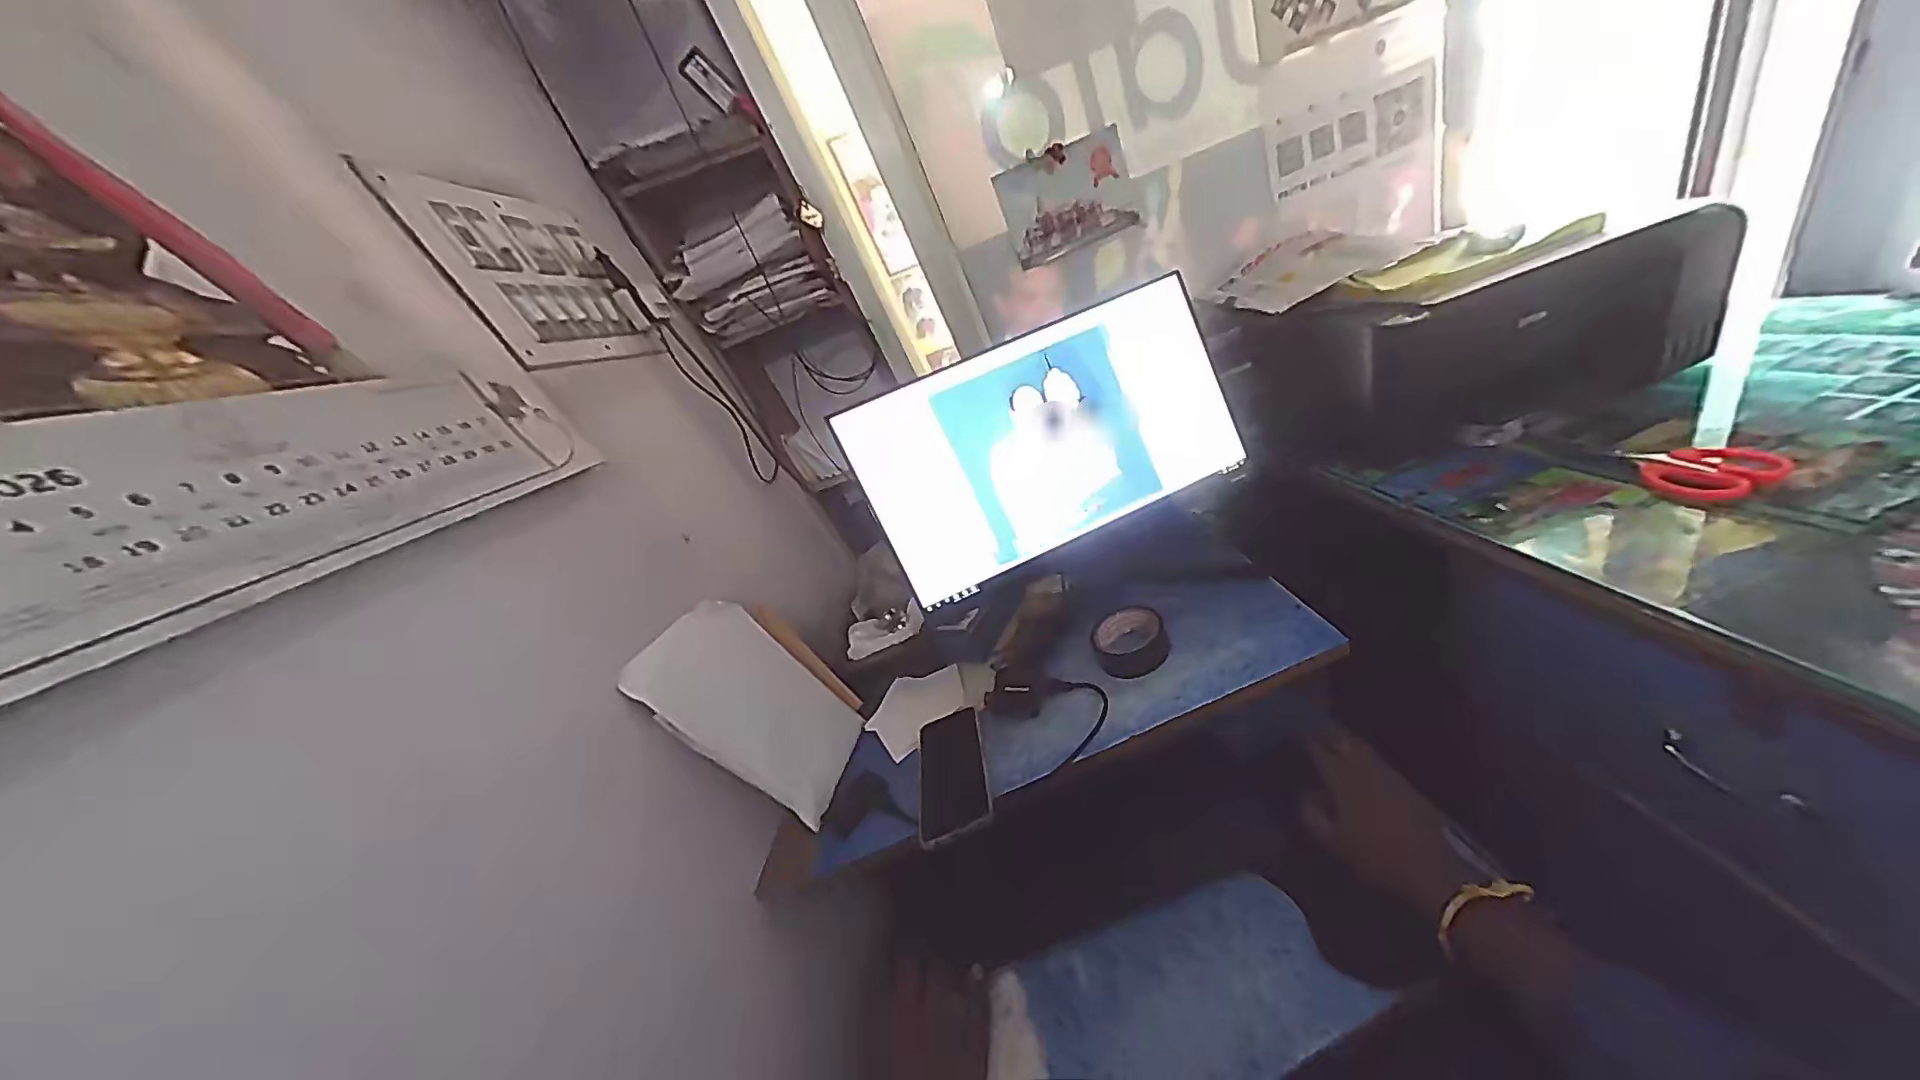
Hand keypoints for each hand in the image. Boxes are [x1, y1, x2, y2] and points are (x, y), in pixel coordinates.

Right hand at [1297, 725, 1476, 918]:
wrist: (1432, 871)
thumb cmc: (1376, 857)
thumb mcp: (1334, 844)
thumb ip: (1312, 817)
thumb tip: (1301, 797)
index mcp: (1343, 780)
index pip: (1319, 751)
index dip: (1305, 742)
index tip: (1292, 737)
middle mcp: (1365, 770)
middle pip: (1344, 741)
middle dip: (1327, 733)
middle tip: (1312, 732)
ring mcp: (1389, 776)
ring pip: (1364, 749)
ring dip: (1347, 742)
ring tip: (1334, 742)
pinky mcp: (1407, 786)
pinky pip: (1379, 761)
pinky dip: (1365, 757)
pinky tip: (1361, 766)